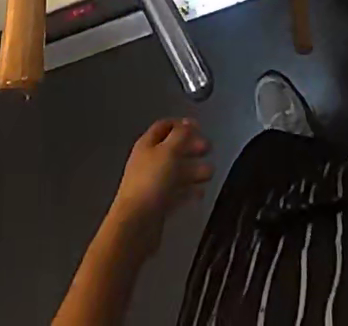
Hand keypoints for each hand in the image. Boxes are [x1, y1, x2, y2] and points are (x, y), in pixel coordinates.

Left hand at [110, 118, 213, 246]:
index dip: (181, 124)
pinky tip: (200, 192)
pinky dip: (188, 190)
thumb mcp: (169, 152)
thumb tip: (189, 123)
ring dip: (193, 169)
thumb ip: (181, 135)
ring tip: (210, 172)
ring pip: (176, 172)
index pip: (164, 126)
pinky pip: (176, 193)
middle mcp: (149, 161)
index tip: (199, 127)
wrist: (137, 224)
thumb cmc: (152, 181)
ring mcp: (153, 184)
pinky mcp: (158, 205)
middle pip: (172, 149)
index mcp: (147, 144)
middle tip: (209, 148)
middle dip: (191, 147)